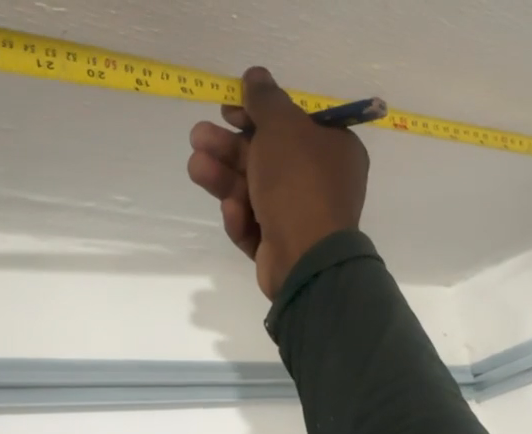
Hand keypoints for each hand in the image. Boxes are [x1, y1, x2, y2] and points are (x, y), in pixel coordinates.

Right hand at [187, 67, 369, 298]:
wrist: (306, 259)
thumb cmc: (299, 184)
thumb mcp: (283, 127)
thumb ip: (266, 99)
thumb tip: (256, 75)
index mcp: (335, 151)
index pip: (292, 124)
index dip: (257, 113)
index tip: (228, 108)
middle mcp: (321, 184)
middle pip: (267, 157)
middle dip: (229, 146)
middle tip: (198, 136)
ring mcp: (301, 218)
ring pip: (255, 191)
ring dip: (224, 177)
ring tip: (197, 167)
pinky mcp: (281, 247)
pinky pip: (255, 225)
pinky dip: (241, 216)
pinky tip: (233, 210)